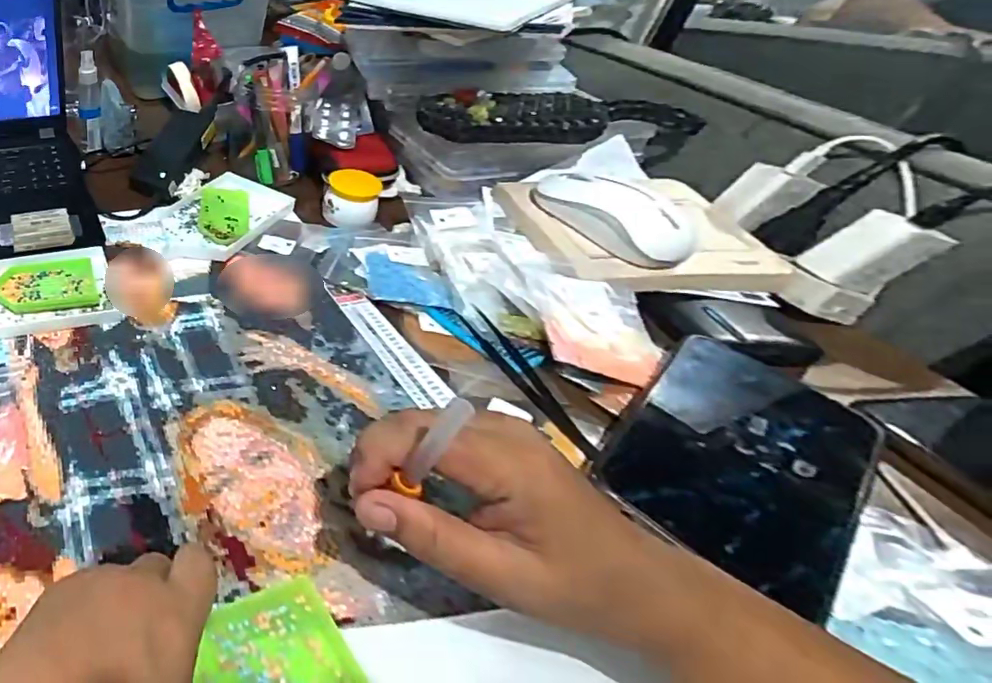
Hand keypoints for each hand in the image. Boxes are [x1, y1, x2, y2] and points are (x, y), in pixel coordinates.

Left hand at [0, 545, 216, 682]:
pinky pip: (84, 590)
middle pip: (155, 567)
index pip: (198, 563)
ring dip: (117, 604)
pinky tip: (75, 645)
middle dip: (155, 592)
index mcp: (174, 607)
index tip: (189, 602)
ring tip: (106, 648)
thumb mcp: (171, 680)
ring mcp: (93, 578)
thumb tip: (169, 651)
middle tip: (147, 637)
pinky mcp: (59, 586)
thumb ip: (176, 653)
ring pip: (116, 580)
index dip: (195, 578)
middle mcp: (135, 581)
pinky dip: (85, 610)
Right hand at [347, 409, 700, 655]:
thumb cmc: (578, 587)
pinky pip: (439, 429)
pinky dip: (414, 450)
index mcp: (507, 461)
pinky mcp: (501, 432)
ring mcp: (502, 425)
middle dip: (377, 454)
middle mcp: (500, 428)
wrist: (649, 587)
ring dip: (392, 451)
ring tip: (387, 495)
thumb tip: (364, 506)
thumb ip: (432, 537)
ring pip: (421, 421)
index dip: (375, 458)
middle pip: (414, 421)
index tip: (360, 500)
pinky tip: (417, 483)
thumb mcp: (504, 577)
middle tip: (366, 500)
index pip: (417, 435)